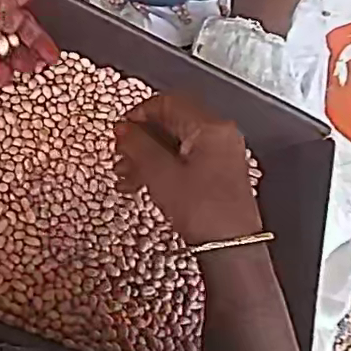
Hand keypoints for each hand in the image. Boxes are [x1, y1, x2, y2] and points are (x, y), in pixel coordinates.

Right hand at [114, 94, 262, 245]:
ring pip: (175, 143)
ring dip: (147, 156)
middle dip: (141, 139)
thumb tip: (123, 128)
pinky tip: (143, 183)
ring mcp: (221, 154)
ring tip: (126, 175)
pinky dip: (162, 167)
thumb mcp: (160, 174)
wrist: (230, 247)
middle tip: (120, 155)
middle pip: (171, 123)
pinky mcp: (218, 172)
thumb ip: (138, 145)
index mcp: (210, 127)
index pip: (167, 103)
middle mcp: (219, 135)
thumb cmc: (202, 210)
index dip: (138, 115)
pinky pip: (184, 159)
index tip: (120, 132)